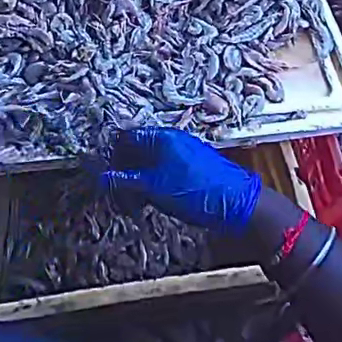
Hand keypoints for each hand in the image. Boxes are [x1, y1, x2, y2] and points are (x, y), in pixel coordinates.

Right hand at [100, 127, 260, 232]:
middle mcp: (172, 139)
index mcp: (161, 136)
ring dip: (140, 181)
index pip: (126, 138)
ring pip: (151, 163)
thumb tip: (101, 177)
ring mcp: (184, 152)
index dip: (113, 157)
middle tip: (120, 194)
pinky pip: (165, 170)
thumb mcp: (155, 188)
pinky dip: (155, 184)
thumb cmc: (196, 191)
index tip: (106, 177)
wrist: (240, 205)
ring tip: (137, 203)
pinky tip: (154, 202)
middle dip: (126, 172)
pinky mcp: (193, 167)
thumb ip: (126, 181)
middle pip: (138, 150)